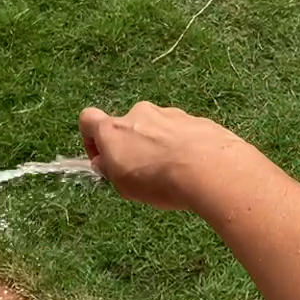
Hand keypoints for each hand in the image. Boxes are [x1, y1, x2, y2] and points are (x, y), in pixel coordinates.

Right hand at [78, 102, 259, 210]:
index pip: (88, 119)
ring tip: (174, 175)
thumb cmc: (161, 181)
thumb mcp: (124, 186)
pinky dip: (184, 146)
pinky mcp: (196, 120)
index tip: (104, 160)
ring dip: (160, 146)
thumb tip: (104, 162)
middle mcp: (140, 113)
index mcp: (114, 129)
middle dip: (133, 146)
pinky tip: (195, 168)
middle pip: (129, 125)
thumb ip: (110, 170)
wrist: (211, 169)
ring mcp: (170, 114)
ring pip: (158, 128)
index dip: (91, 140)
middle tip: (145, 174)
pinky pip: (183, 132)